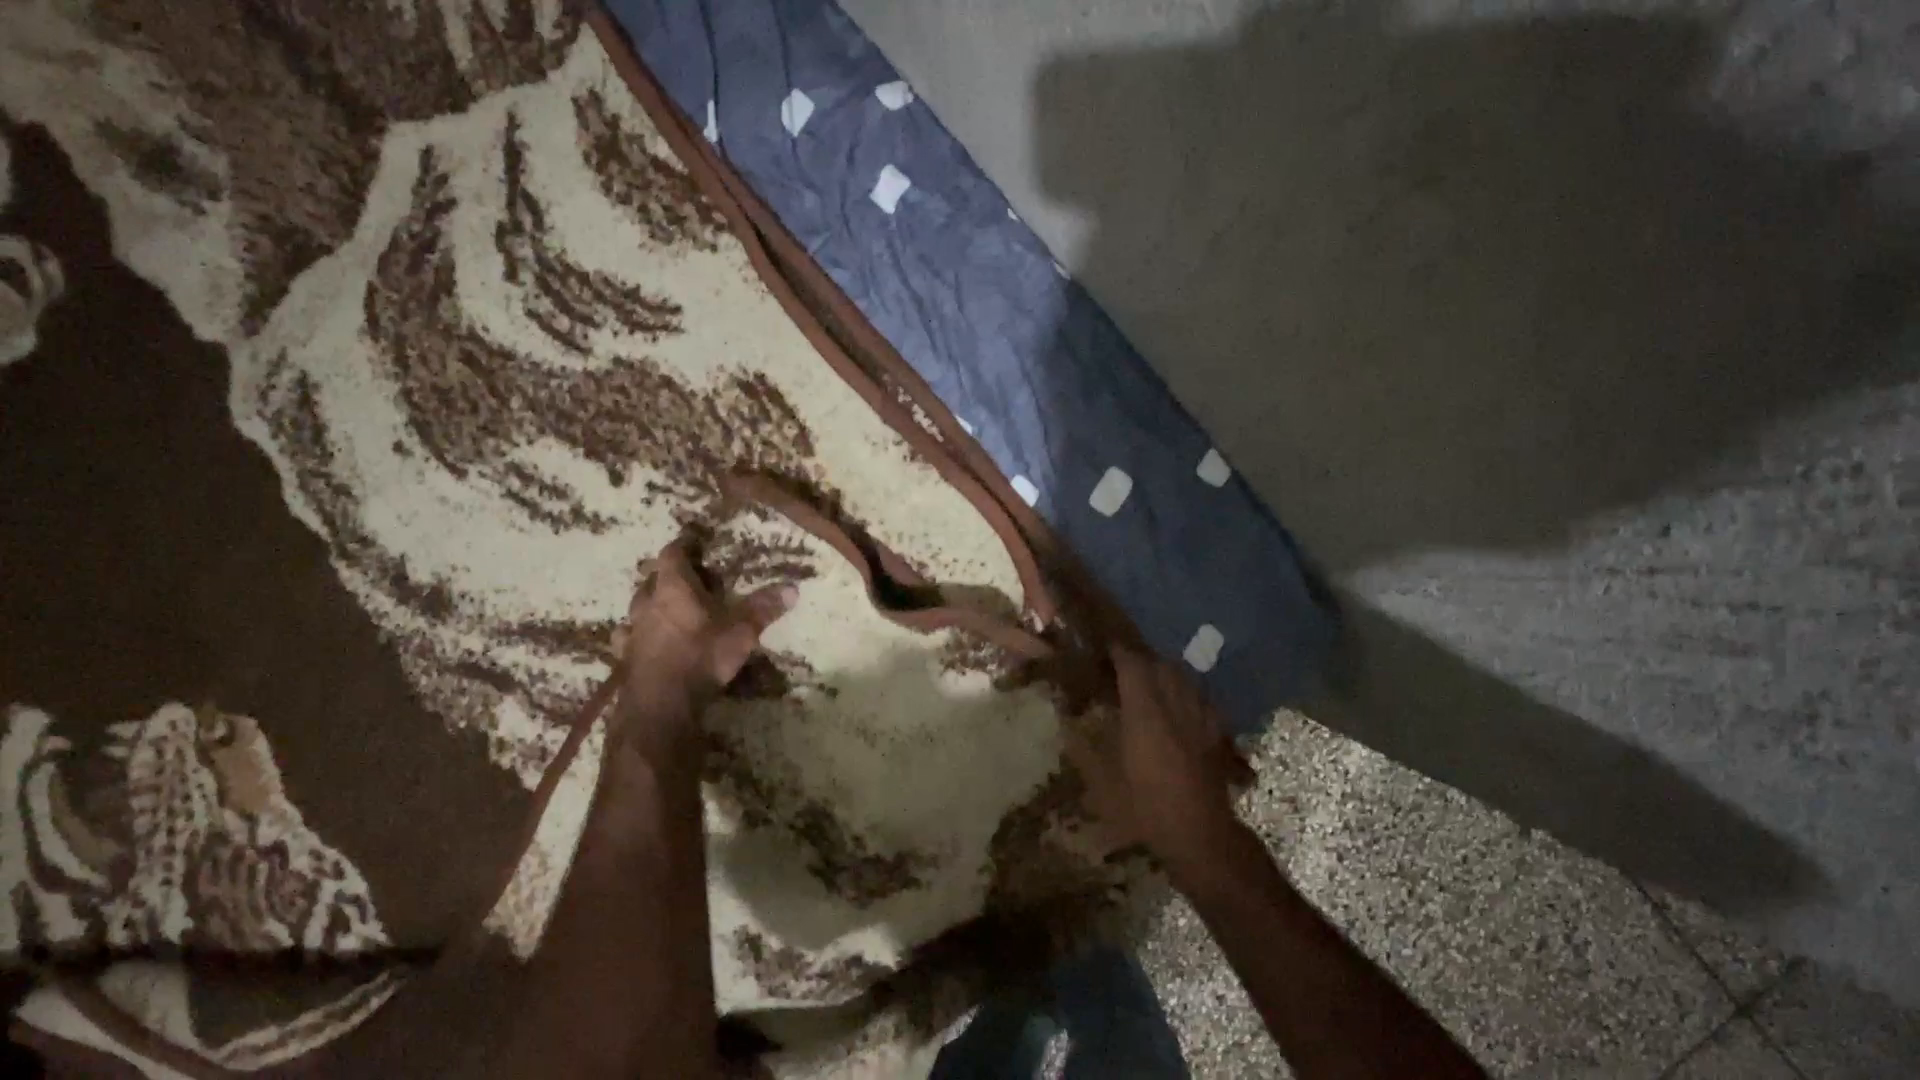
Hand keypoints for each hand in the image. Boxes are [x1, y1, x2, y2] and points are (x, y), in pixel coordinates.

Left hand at [618, 538, 796, 721]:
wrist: (660, 703)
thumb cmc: (701, 657)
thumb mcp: (740, 632)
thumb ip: (763, 608)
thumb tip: (793, 589)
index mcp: (673, 588)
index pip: (672, 554)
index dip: (683, 545)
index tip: (693, 541)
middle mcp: (647, 603)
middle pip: (651, 579)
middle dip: (666, 576)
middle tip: (684, 578)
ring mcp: (632, 630)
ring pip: (638, 607)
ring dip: (650, 604)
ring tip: (665, 608)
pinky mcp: (625, 656)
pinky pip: (629, 636)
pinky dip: (637, 634)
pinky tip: (644, 640)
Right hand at [1068, 645, 1252, 865]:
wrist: (1198, 835)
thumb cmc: (1144, 809)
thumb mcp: (1101, 783)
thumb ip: (1082, 749)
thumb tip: (1066, 725)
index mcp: (1144, 713)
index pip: (1133, 664)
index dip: (1117, 651)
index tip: (1102, 647)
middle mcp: (1174, 705)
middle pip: (1160, 664)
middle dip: (1139, 658)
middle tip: (1120, 666)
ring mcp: (1199, 717)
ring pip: (1183, 676)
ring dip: (1163, 671)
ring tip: (1148, 681)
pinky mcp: (1216, 732)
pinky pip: (1200, 697)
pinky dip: (1185, 691)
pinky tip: (1177, 705)